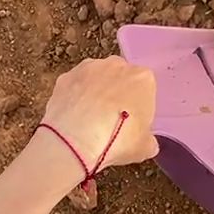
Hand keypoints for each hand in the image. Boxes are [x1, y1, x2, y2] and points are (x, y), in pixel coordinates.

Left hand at [37, 56, 159, 179]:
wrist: (77, 139)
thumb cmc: (118, 140)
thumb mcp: (144, 148)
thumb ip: (148, 141)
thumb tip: (147, 143)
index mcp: (143, 78)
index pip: (144, 88)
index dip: (138, 106)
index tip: (132, 123)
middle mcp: (116, 66)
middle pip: (119, 78)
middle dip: (116, 95)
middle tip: (110, 121)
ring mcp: (89, 68)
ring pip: (95, 79)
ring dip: (93, 94)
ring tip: (88, 120)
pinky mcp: (65, 77)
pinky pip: (73, 87)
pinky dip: (73, 98)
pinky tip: (72, 118)